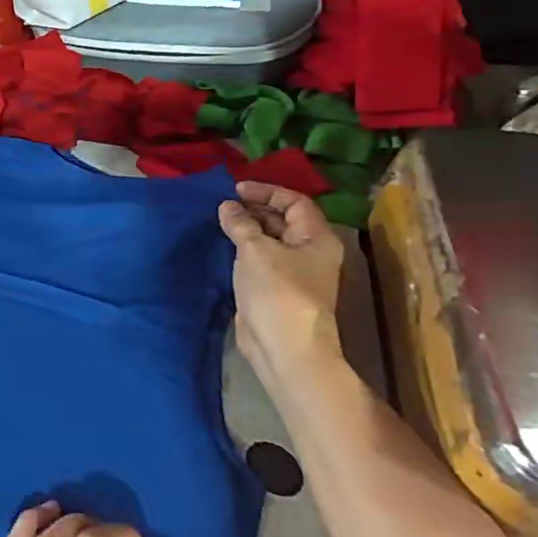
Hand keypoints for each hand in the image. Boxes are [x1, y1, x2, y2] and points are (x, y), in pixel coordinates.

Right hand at [218, 181, 346, 383]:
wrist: (284, 347)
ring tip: (220, 222)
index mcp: (317, 237)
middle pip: (284, 220)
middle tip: (225, 205)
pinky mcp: (276, 290)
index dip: (266, 191)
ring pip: (270, 241)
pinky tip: (224, 246)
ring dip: (247, 230)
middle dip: (255, 209)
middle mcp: (310, 252)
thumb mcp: (256, 250)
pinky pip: (260, 260)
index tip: (236, 189)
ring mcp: (294, 273)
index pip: (294, 202)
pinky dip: (244, 250)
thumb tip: (227, 206)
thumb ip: (241, 223)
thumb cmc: (277, 291)